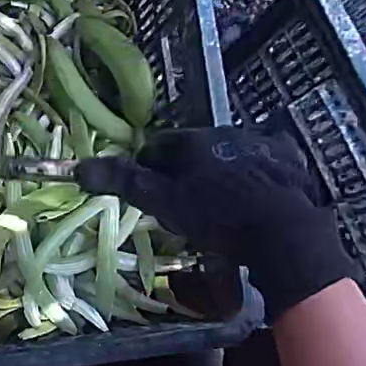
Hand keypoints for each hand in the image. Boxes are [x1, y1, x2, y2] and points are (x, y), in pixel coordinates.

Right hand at [75, 127, 356, 321]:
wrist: (282, 232)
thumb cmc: (216, 217)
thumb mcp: (163, 202)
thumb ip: (123, 181)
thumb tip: (79, 167)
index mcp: (190, 141)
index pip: (155, 147)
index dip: (147, 169)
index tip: (150, 194)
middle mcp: (222, 133)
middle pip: (191, 148)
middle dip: (184, 168)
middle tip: (183, 201)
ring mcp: (258, 143)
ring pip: (226, 151)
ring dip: (218, 167)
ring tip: (219, 200)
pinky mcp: (285, 157)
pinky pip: (264, 155)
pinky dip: (256, 167)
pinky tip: (256, 187)